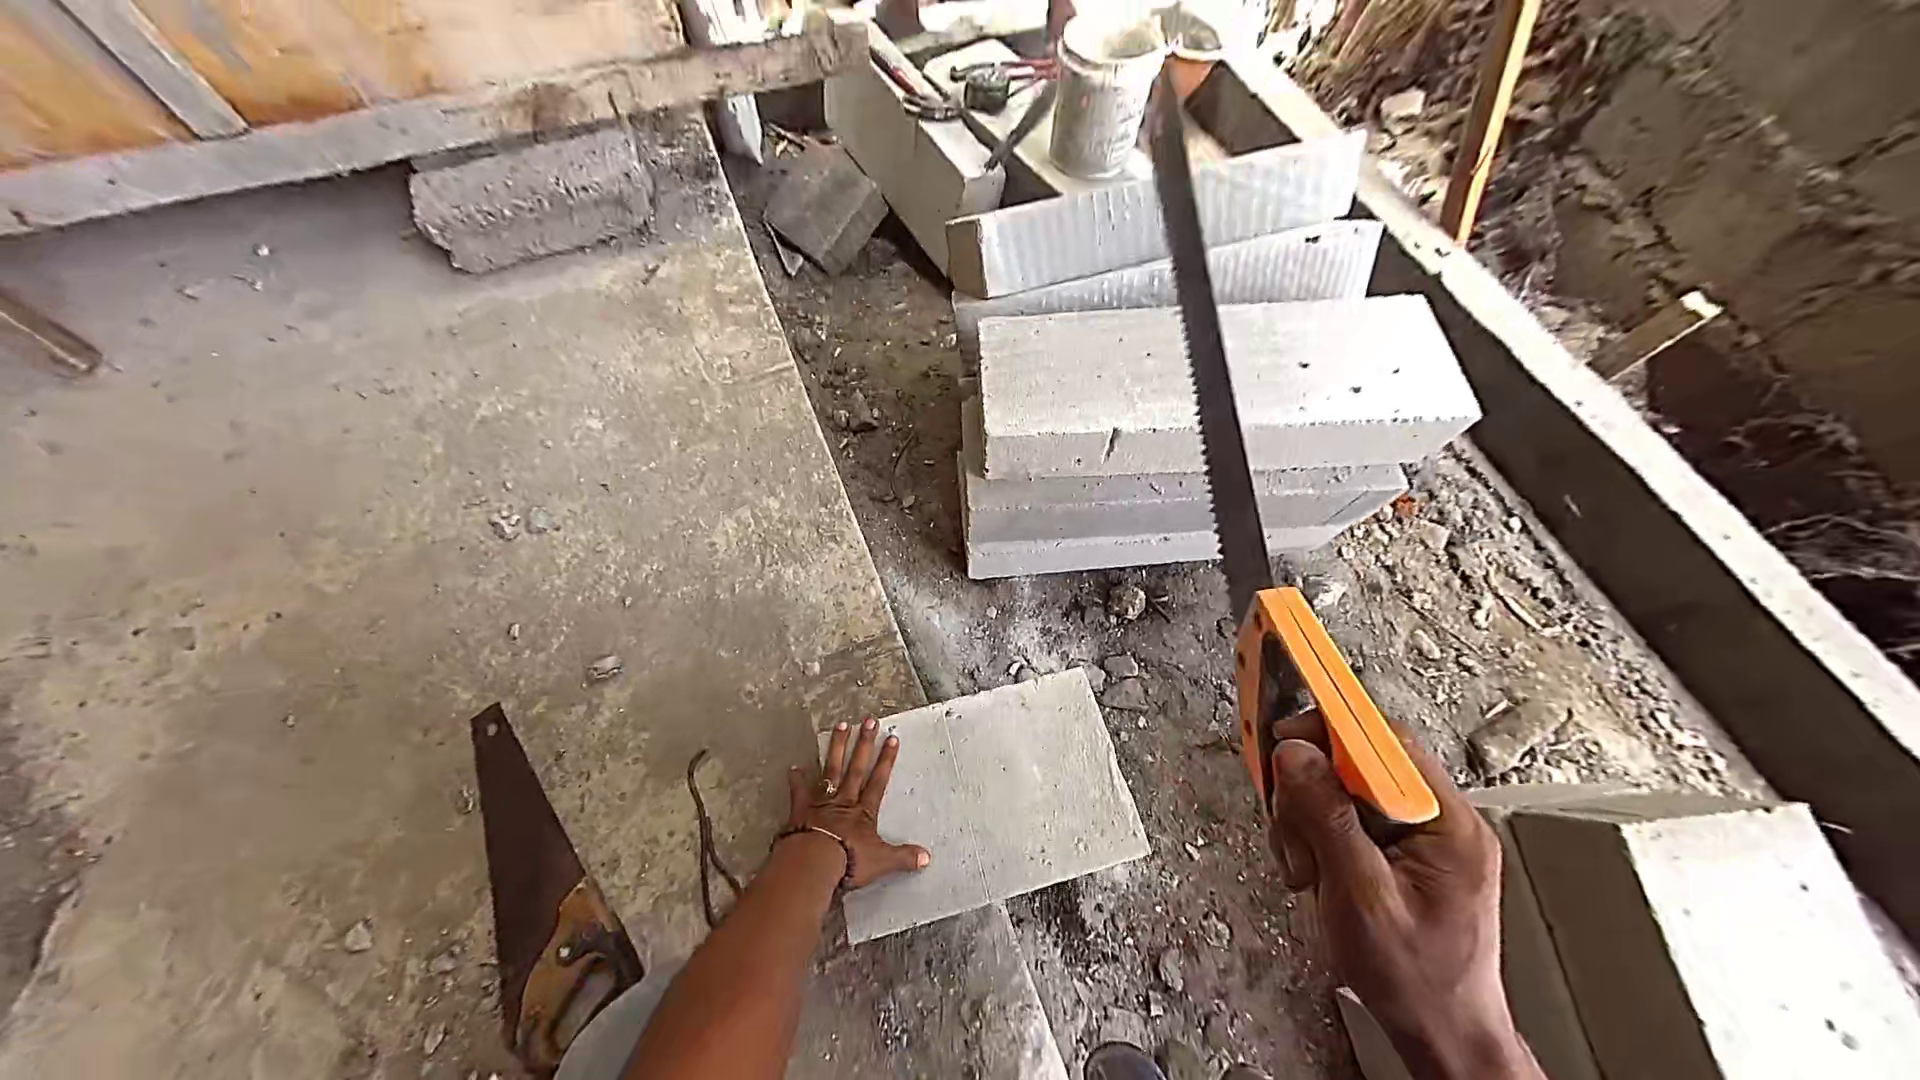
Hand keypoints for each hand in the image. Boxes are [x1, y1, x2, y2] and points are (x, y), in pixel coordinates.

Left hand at [786, 718, 930, 889]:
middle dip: (865, 743)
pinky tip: (794, 767)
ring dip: (837, 747)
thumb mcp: (881, 861)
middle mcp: (845, 800)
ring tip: (841, 726)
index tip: (892, 739)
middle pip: (857, 766)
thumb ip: (903, 857)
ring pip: (832, 769)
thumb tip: (927, 858)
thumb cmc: (849, 861)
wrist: (814, 863)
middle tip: (869, 721)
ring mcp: (823, 801)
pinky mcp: (802, 808)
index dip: (886, 759)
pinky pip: (799, 791)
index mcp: (864, 811)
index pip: (879, 780)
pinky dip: (797, 779)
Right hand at [1267, 719, 1541, 1079]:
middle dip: (1308, 793)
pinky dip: (1307, 835)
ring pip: (1331, 787)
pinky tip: (1313, 870)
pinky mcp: (1385, 843)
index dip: (1330, 730)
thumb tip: (1295, 754)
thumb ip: (1327, 818)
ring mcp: (1408, 831)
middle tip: (1297, 837)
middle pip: (1350, 762)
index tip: (1284, 734)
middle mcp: (1431, 818)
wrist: (1437, 1031)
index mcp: (1447, 824)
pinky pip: (1330, 812)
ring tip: (1309, 869)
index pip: (1385, 742)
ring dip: (1302, 821)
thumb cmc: (1415, 978)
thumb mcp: (1361, 895)